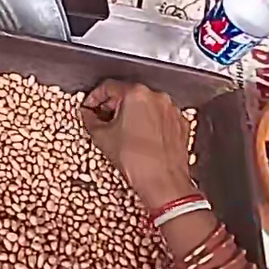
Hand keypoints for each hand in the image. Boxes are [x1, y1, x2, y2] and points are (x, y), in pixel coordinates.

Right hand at [78, 80, 197, 209]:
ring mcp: (171, 110)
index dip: (94, 97)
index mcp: (135, 95)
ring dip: (131, 114)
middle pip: (128, 94)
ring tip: (122, 133)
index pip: (108, 87)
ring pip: (145, 105)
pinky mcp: (180, 123)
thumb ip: (90, 120)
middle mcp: (156, 97)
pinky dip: (148, 123)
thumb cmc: (136, 161)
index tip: (90, 106)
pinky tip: (140, 139)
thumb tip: (87, 115)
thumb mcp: (102, 138)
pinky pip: (159, 117)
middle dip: (113, 106)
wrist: (163, 182)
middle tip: (103, 120)